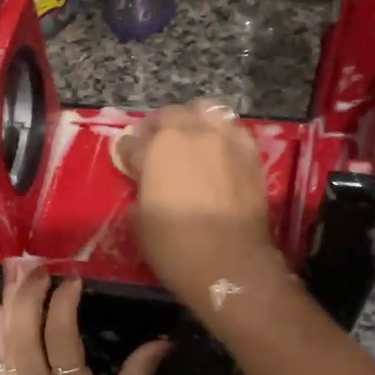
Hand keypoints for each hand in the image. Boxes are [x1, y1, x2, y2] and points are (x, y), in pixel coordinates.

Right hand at [114, 100, 287, 311]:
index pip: (133, 143)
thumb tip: (145, 186)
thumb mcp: (140, 223)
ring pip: (205, 113)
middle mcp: (192, 133)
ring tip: (188, 137)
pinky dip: (220, 135)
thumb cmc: (175, 246)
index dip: (126, 153)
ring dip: (191, 121)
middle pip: (170, 116)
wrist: (229, 262)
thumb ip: (140, 193)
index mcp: (157, 148)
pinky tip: (216, 149)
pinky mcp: (250, 154)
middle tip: (152, 143)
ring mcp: (225, 140)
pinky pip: (232, 132)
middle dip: (156, 127)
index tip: (124, 158)